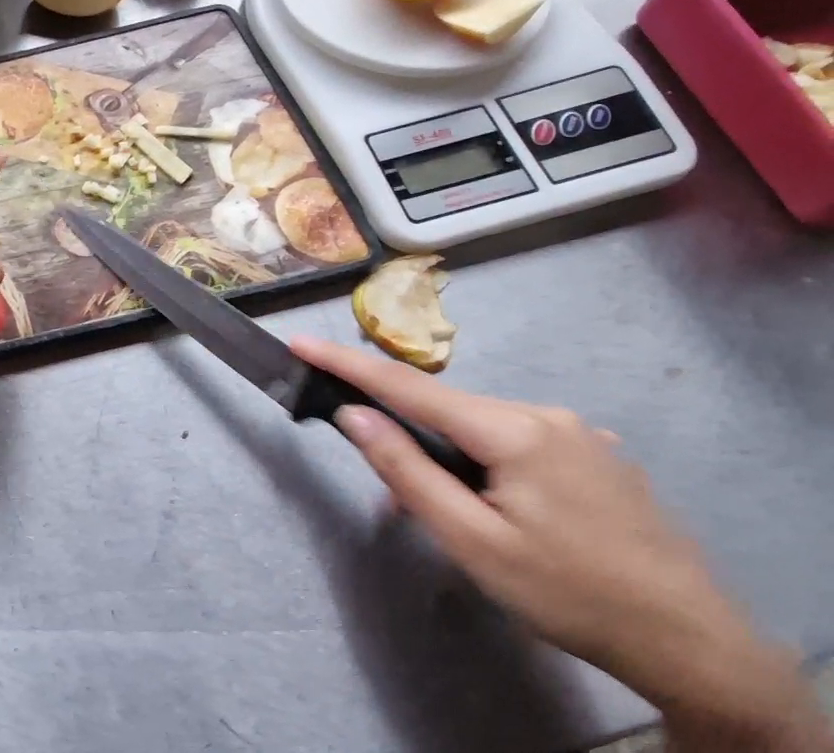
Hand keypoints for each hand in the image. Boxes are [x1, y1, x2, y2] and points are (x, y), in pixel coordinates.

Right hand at [294, 337, 823, 738]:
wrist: (694, 648)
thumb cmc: (569, 595)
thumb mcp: (471, 541)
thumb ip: (406, 471)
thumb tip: (353, 415)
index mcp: (515, 432)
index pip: (408, 387)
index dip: (346, 364)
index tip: (298, 343)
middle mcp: (548, 416)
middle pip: (447, 412)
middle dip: (407, 440)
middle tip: (393, 501)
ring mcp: (580, 436)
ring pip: (482, 432)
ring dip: (450, 464)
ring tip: (456, 525)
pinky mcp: (597, 460)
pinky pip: (517, 448)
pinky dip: (486, 470)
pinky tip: (499, 518)